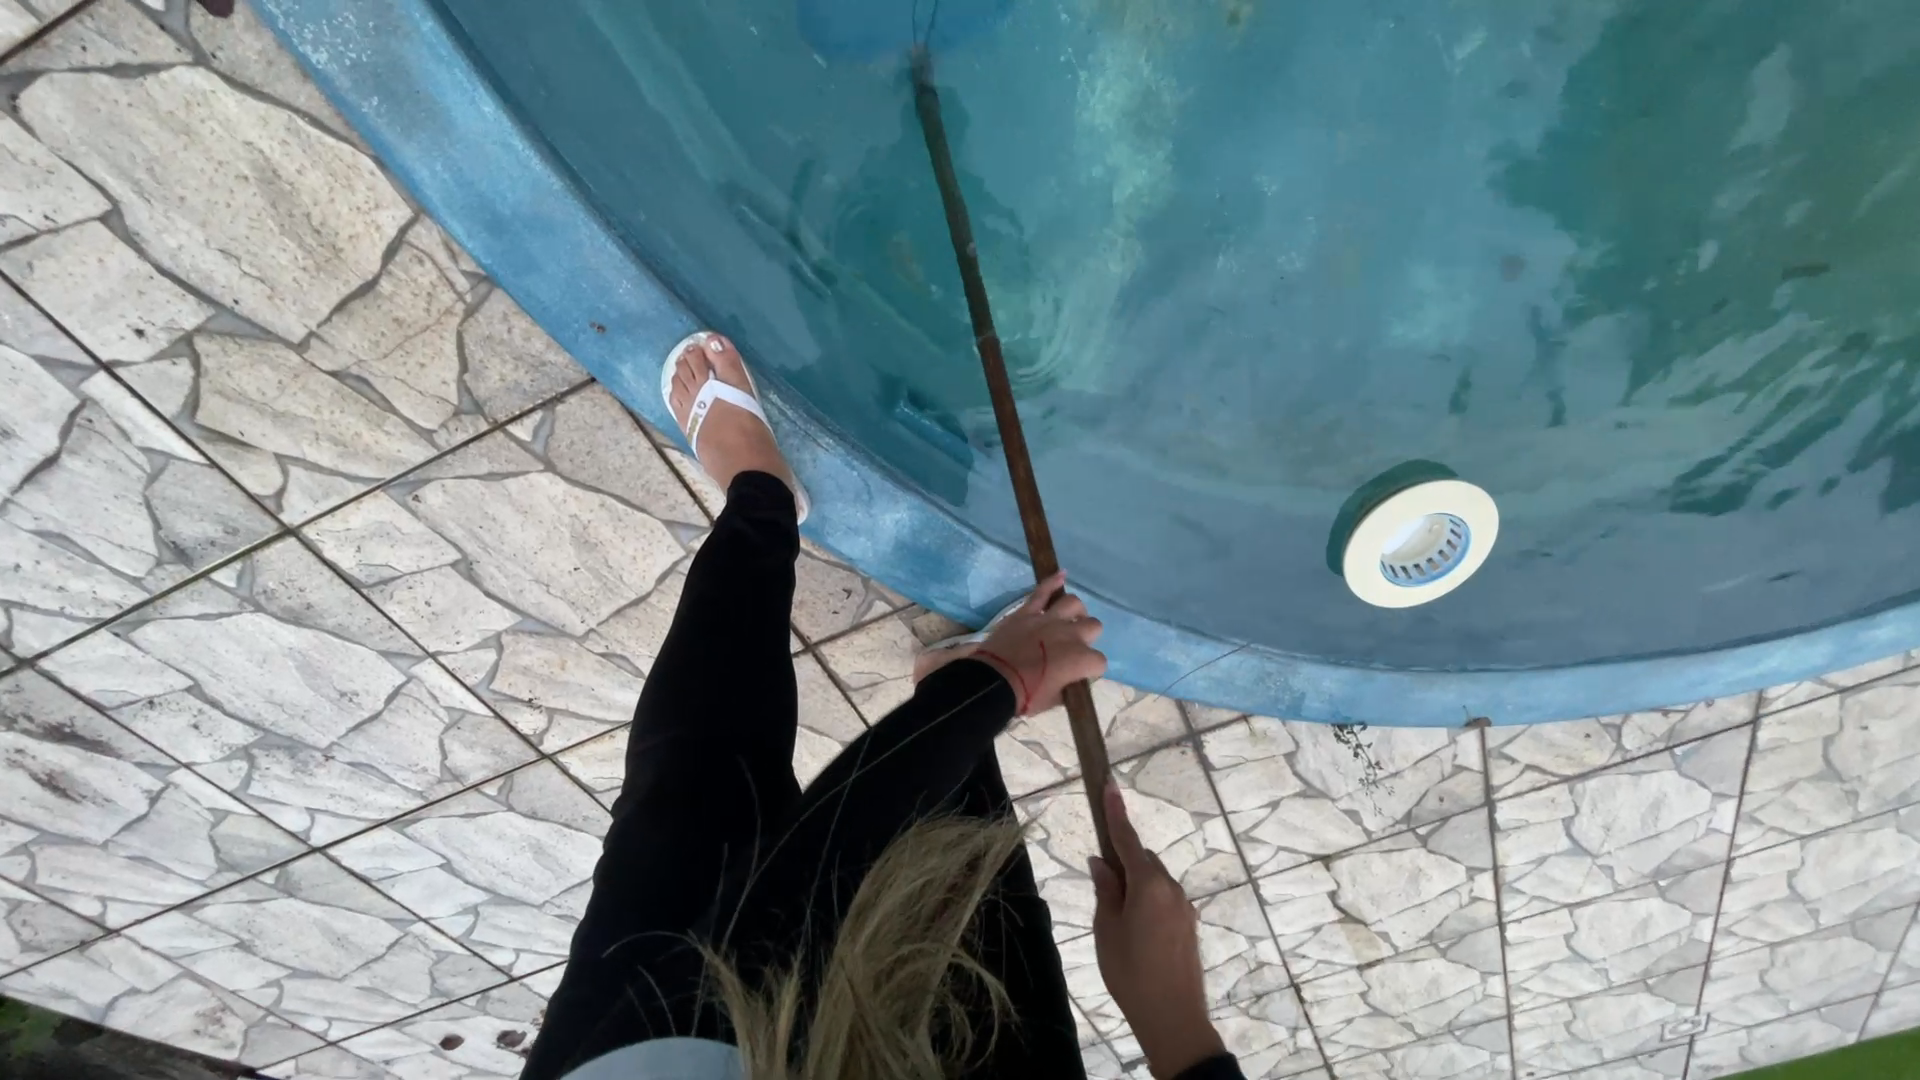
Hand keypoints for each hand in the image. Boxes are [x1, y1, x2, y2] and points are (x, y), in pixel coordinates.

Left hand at [973, 571, 1106, 714]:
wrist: (993, 682)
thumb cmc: (1025, 696)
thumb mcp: (1054, 701)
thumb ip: (1069, 687)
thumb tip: (1071, 680)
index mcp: (1081, 659)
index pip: (1099, 662)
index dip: (1091, 669)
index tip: (1080, 675)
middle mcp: (1070, 634)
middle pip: (1093, 627)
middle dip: (1088, 637)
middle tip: (1075, 647)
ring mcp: (1048, 619)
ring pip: (1073, 604)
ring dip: (1076, 611)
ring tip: (1071, 618)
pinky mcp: (1027, 611)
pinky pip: (1042, 591)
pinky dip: (1052, 581)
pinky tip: (1062, 574)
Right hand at [1090, 784, 1224, 1078]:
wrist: (1174, 1020)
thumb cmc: (1131, 973)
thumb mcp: (1106, 930)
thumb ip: (1105, 891)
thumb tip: (1101, 861)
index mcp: (1148, 885)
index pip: (1127, 839)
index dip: (1115, 812)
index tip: (1110, 785)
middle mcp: (1171, 888)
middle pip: (1142, 859)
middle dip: (1123, 863)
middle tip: (1103, 891)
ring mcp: (1184, 906)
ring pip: (1154, 879)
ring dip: (1137, 885)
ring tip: (1119, 920)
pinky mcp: (1189, 924)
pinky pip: (1165, 898)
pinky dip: (1149, 900)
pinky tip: (1138, 931)